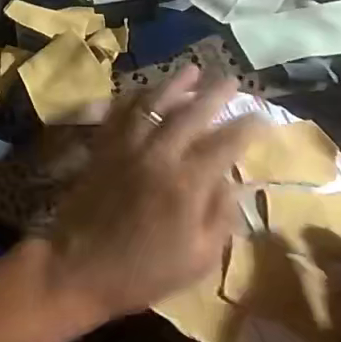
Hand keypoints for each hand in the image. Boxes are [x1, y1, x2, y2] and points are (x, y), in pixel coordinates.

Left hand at [36, 66, 262, 323]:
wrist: (79, 266)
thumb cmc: (144, 272)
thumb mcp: (199, 256)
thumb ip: (220, 214)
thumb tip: (235, 181)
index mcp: (186, 184)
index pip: (224, 145)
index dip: (246, 128)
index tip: (262, 116)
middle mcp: (155, 157)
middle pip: (188, 115)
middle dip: (213, 94)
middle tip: (231, 79)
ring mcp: (123, 150)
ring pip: (149, 106)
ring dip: (171, 85)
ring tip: (190, 69)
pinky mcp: (99, 150)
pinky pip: (117, 115)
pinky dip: (132, 98)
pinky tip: (142, 90)